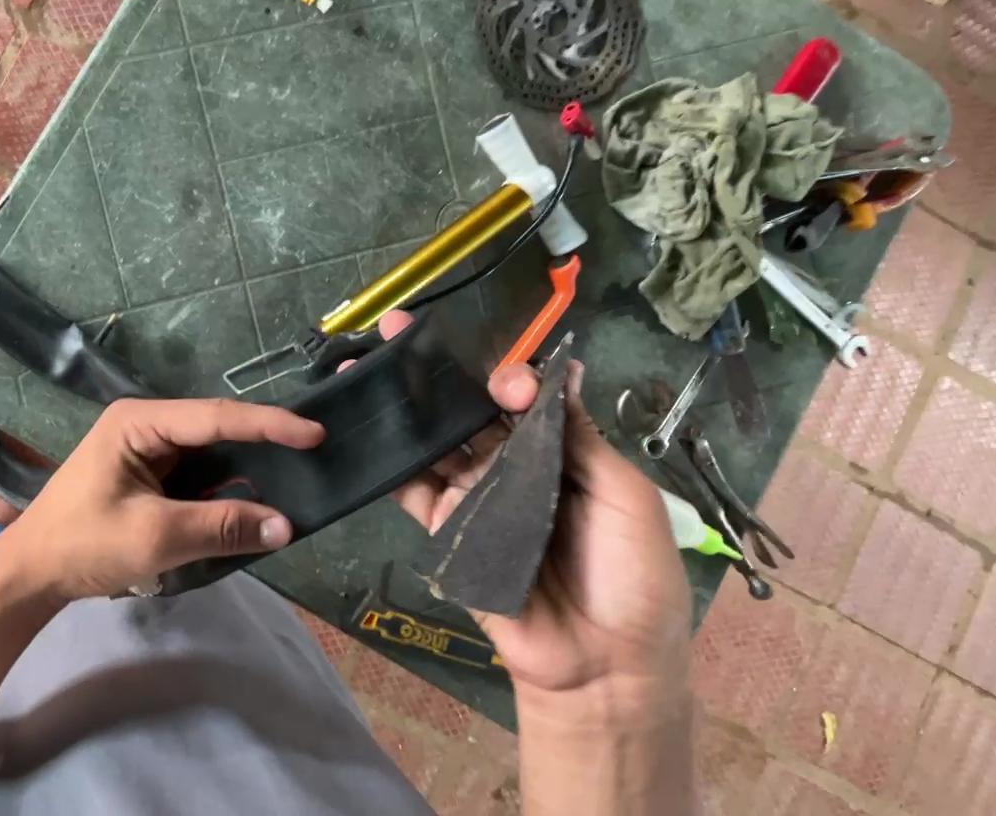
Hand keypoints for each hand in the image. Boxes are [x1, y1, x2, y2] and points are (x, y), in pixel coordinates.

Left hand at [0, 398, 323, 602]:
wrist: (32, 572)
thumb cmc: (83, 544)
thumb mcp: (156, 537)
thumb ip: (221, 527)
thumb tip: (285, 525)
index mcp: (139, 422)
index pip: (215, 416)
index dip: (268, 425)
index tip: (315, 434)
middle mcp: (145, 425)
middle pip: (216, 428)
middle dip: (263, 441)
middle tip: (316, 454)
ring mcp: (147, 449)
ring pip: (210, 452)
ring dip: (247, 468)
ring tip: (299, 477)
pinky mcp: (150, 474)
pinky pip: (199, 474)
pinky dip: (226, 488)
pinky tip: (257, 499)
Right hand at [365, 312, 690, 705]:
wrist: (602, 664)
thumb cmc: (631, 578)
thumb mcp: (627, 500)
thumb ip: (583, 438)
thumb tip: (562, 368)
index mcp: (556, 453)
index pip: (519, 400)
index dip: (504, 378)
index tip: (502, 383)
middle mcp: (508, 465)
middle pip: (465, 410)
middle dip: (434, 369)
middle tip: (397, 331)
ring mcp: (472, 495)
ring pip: (432, 440)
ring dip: (400, 404)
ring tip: (364, 368)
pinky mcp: (444, 527)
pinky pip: (412, 489)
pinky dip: (389, 461)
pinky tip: (366, 428)